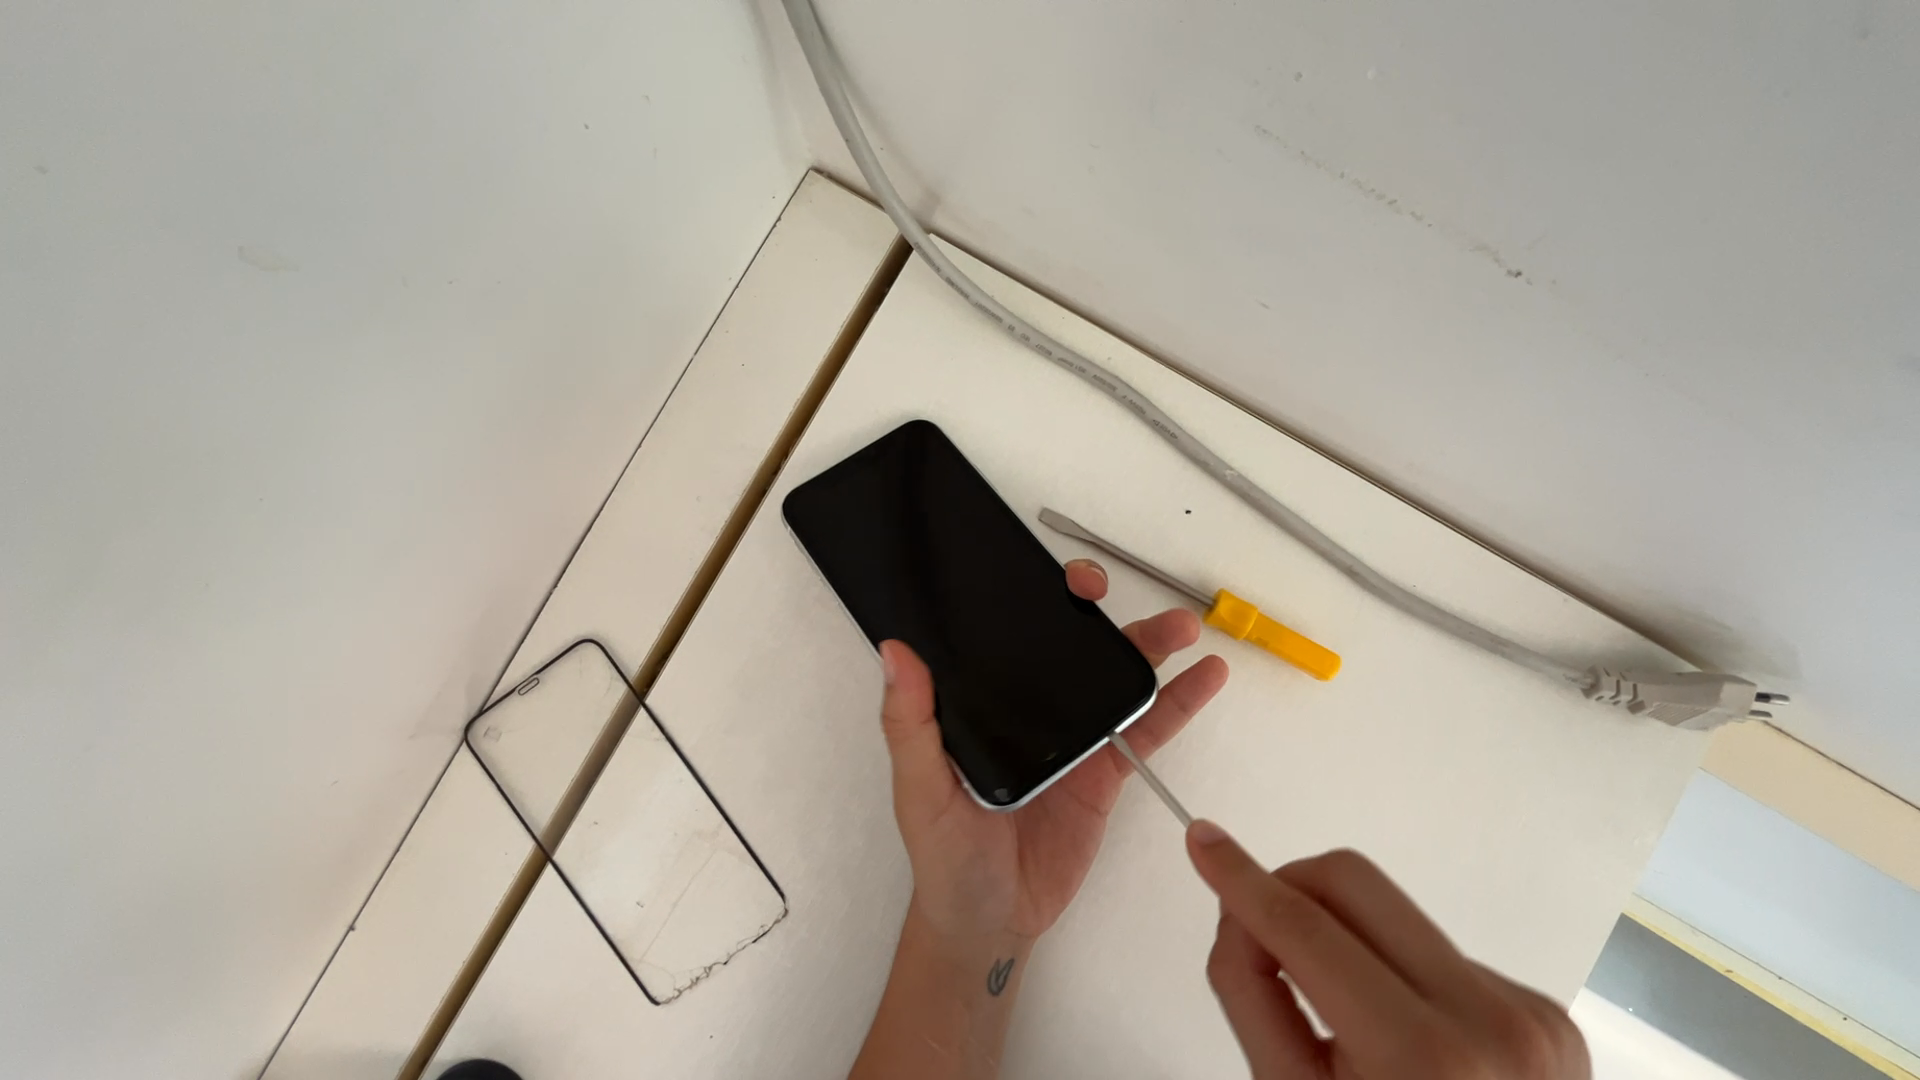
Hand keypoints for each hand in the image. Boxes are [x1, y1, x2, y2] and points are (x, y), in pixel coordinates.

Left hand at [878, 558, 1229, 943]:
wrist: (994, 921)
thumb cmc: (945, 854)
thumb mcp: (919, 788)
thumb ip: (908, 723)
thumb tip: (895, 650)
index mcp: (982, 700)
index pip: (1004, 636)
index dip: (1024, 599)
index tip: (1041, 581)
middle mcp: (1027, 706)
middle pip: (1065, 645)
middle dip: (1090, 610)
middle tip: (1102, 587)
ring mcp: (1072, 736)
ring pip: (1113, 677)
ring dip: (1147, 645)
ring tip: (1183, 627)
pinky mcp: (1105, 770)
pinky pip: (1145, 728)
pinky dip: (1177, 701)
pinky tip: (1205, 677)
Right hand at [1186, 822, 1590, 1078]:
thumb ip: (1250, 992)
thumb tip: (1236, 904)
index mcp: (1422, 1058)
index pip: (1304, 928)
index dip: (1241, 878)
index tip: (1201, 837)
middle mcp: (1490, 1018)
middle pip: (1352, 881)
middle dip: (1289, 888)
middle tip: (1261, 936)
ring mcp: (1531, 1013)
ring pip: (1390, 911)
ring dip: (1341, 936)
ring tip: (1343, 1015)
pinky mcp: (1551, 1013)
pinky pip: (1434, 948)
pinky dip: (1393, 972)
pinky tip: (1407, 1042)